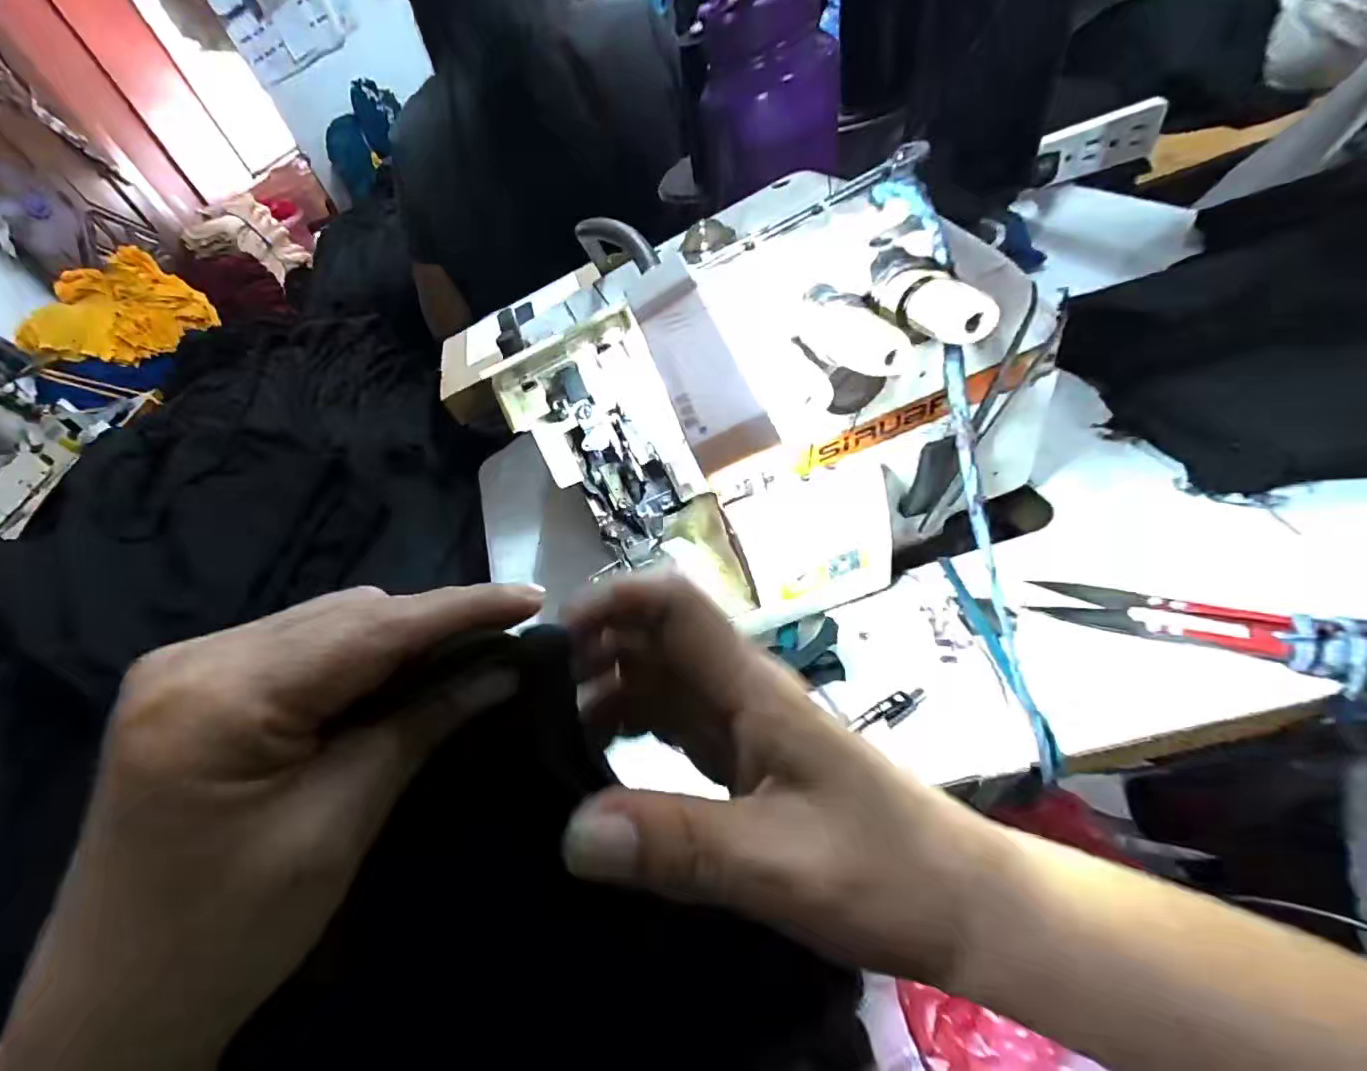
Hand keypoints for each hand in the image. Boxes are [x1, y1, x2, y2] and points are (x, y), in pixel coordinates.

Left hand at [0, 584, 543, 1070]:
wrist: (110, 1000)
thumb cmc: (227, 935)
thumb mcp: (335, 829)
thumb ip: (413, 730)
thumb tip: (494, 671)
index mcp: (219, 694)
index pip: (364, 630)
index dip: (454, 609)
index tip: (527, 596)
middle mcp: (190, 655)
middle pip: (335, 617)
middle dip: (420, 624)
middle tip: (496, 640)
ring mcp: (177, 664)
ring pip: (310, 626)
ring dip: (381, 640)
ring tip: (449, 656)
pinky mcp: (180, 683)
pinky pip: (281, 649)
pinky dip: (338, 659)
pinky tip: (377, 679)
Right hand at [560, 574, 1014, 986]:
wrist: (970, 910)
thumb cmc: (887, 871)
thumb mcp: (777, 863)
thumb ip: (677, 843)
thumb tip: (574, 833)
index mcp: (750, 690)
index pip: (675, 606)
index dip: (614, 598)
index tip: (558, 633)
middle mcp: (735, 691)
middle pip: (650, 635)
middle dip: (591, 645)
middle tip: (537, 691)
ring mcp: (735, 722)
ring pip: (651, 677)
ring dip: (600, 687)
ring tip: (552, 726)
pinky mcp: (733, 755)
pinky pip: (662, 720)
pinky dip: (622, 725)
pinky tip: (595, 759)